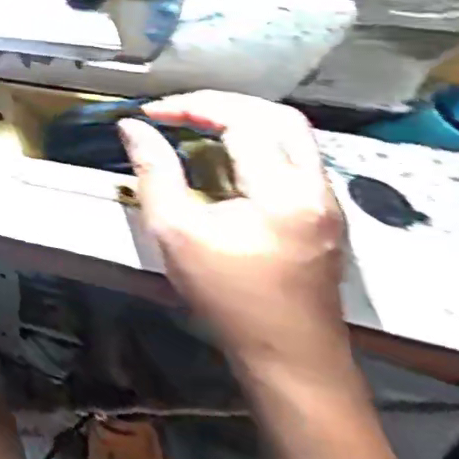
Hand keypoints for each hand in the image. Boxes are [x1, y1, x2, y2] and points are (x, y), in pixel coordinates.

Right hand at [119, 91, 348, 372]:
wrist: (288, 356)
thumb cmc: (227, 294)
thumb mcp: (174, 229)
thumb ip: (153, 170)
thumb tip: (132, 127)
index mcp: (282, 191)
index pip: (241, 119)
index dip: (191, 106)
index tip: (152, 114)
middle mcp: (315, 190)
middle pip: (277, 116)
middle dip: (221, 103)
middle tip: (176, 109)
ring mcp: (325, 204)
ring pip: (291, 134)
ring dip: (240, 119)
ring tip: (194, 125)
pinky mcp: (322, 217)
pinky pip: (294, 157)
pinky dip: (256, 141)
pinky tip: (221, 156)